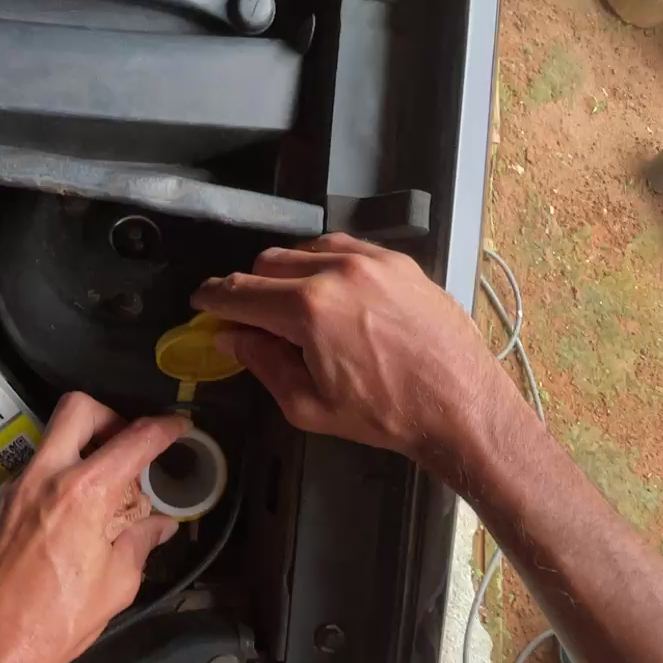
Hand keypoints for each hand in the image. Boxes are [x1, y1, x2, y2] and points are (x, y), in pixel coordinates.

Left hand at [0, 393, 185, 662]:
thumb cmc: (57, 624)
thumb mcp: (117, 585)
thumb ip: (139, 542)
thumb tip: (159, 525)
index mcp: (83, 494)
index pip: (134, 440)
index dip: (164, 427)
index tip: (177, 426)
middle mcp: (42, 479)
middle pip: (78, 409)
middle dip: (109, 416)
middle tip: (124, 445)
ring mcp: (7, 491)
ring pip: (48, 446)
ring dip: (76, 457)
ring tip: (92, 498)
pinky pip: (24, 481)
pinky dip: (48, 491)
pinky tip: (54, 529)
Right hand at [191, 233, 517, 463]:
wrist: (461, 406)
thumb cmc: (386, 415)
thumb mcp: (308, 405)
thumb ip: (262, 363)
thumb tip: (232, 336)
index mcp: (307, 309)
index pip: (239, 292)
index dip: (211, 298)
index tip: (201, 302)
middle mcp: (336, 271)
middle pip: (266, 263)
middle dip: (247, 288)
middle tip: (246, 315)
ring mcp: (371, 260)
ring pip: (303, 249)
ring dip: (284, 272)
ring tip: (289, 304)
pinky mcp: (398, 261)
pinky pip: (344, 247)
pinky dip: (322, 263)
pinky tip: (328, 288)